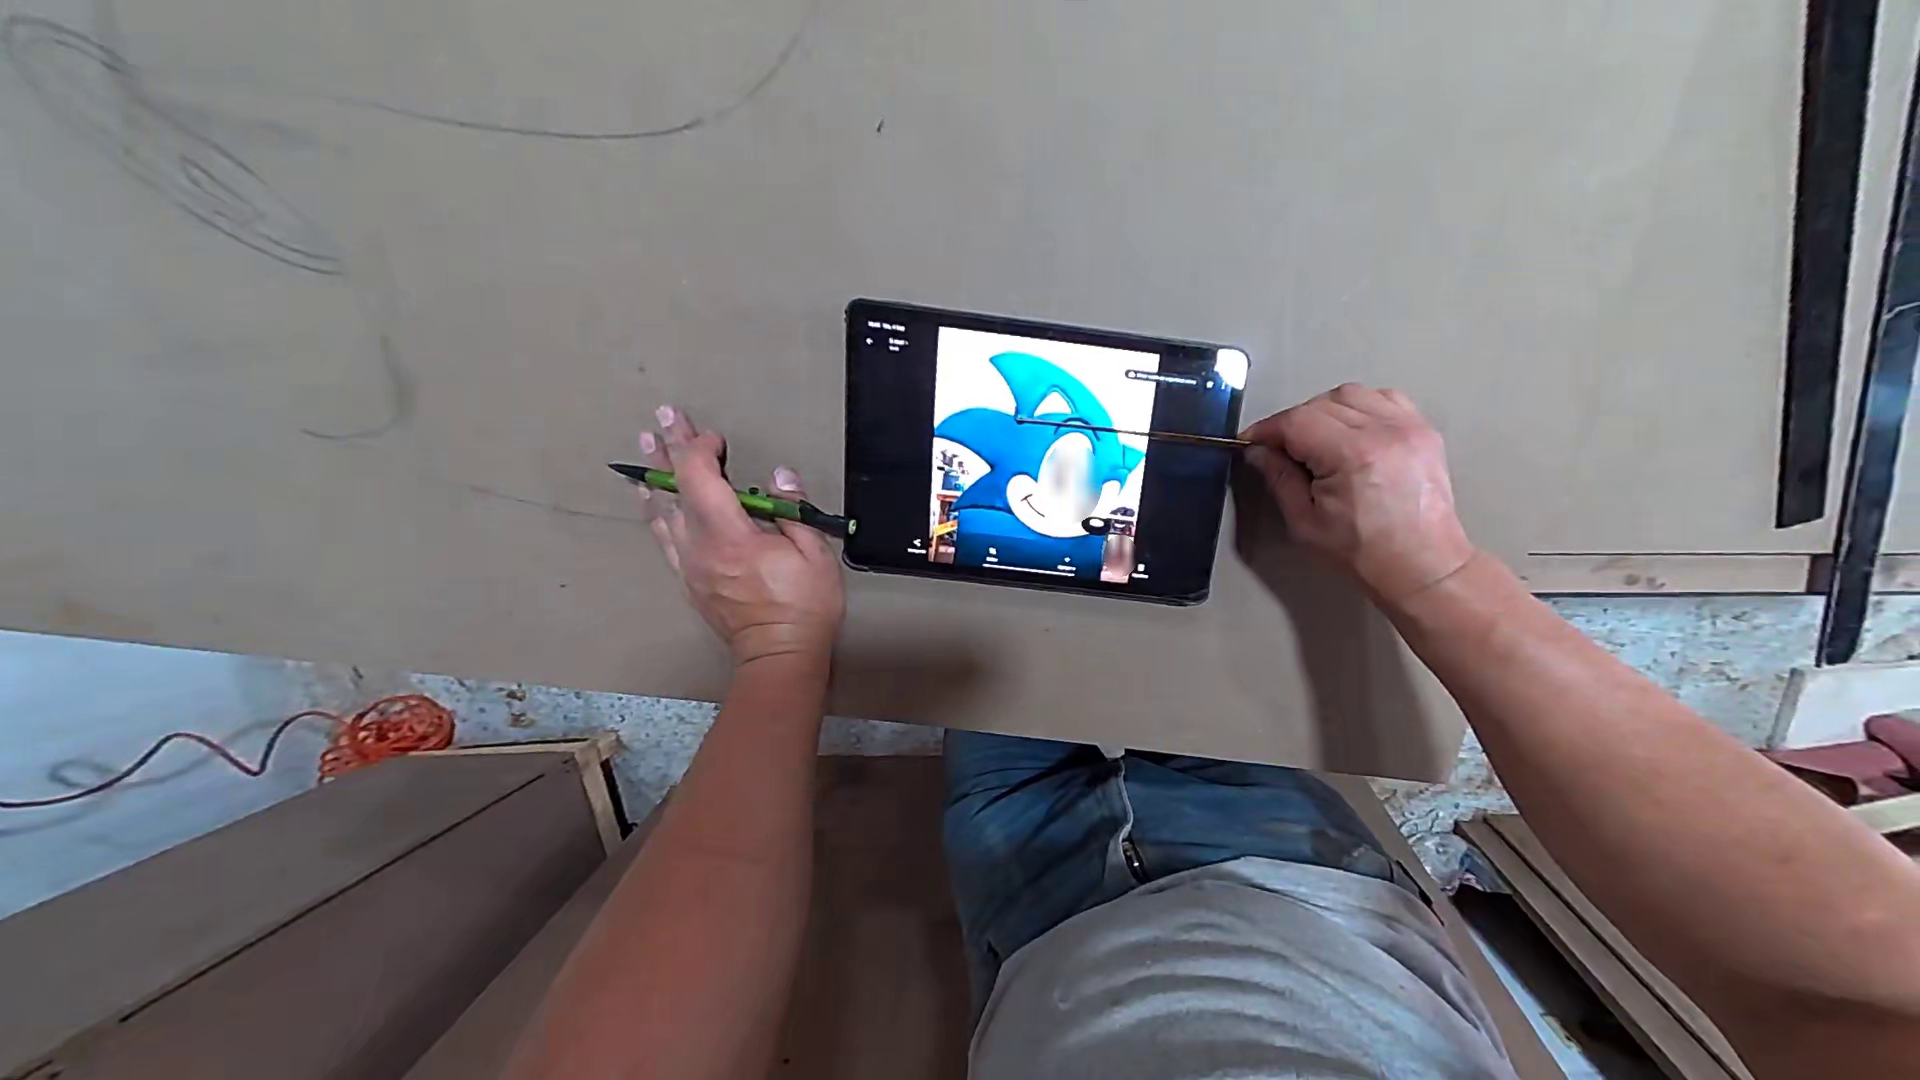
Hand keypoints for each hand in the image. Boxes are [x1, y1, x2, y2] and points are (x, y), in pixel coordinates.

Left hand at [637, 405, 845, 664]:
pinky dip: (657, 512)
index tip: (716, 438)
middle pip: (675, 489)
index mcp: (729, 537)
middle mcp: (699, 548)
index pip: (700, 478)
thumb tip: (780, 476)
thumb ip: (794, 510)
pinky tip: (651, 500)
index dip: (701, 449)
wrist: (779, 655)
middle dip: (669, 449)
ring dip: (656, 477)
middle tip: (662, 417)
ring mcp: (689, 566)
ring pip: (662, 513)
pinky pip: (664, 538)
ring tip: (646, 448)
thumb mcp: (814, 554)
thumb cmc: (803, 606)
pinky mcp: (689, 580)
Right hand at [1240, 383, 1475, 603]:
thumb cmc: (1365, 551)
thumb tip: (1258, 452)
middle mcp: (1384, 432)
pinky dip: (1357, 407)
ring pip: (1350, 394)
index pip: (1296, 421)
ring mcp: (1408, 428)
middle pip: (1320, 404)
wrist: (1421, 563)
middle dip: (1291, 423)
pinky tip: (1346, 430)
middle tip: (1279, 449)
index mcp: (1353, 456)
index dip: (1266, 430)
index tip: (1251, 442)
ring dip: (1322, 410)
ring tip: (1314, 439)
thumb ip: (1279, 479)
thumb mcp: (1304, 521)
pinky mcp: (1422, 430)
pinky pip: (1382, 398)